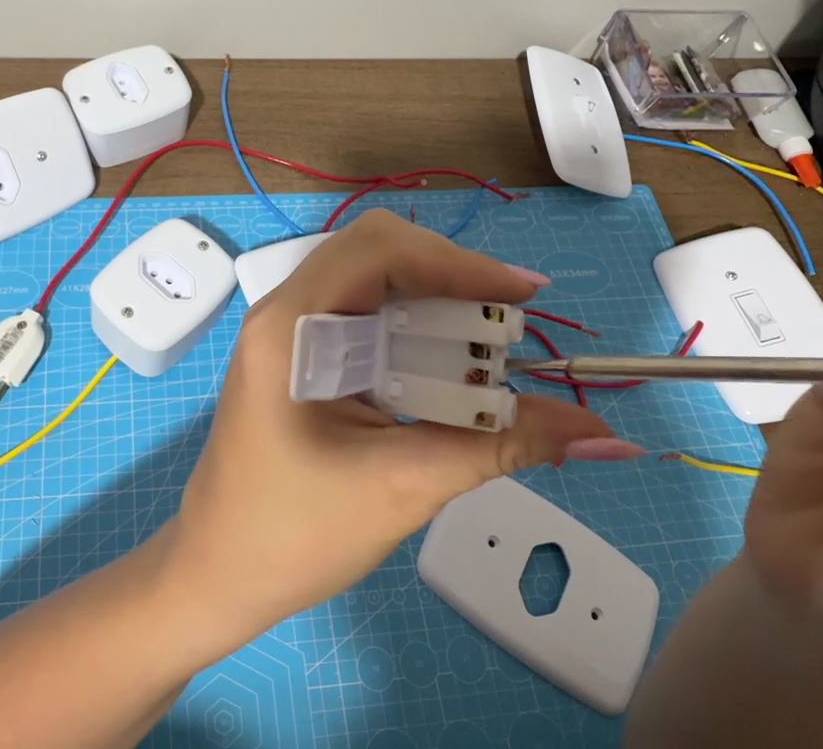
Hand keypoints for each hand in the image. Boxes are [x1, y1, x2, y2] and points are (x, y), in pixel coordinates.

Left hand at [158, 209, 624, 642]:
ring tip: (493, 348)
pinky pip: (366, 321)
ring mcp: (289, 334)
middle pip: (378, 255)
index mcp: (291, 324)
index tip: (523, 298)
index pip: (378, 248)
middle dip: (452, 280)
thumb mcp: (406, 484)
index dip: (456, 260)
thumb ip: (505, 447)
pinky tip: (450, 370)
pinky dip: (415, 334)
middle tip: (513, 325)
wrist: (217, 574)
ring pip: (375, 286)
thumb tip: (606, 436)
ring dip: (437, 308)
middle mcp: (285, 312)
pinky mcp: (301, 360)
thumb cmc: (294, 534)